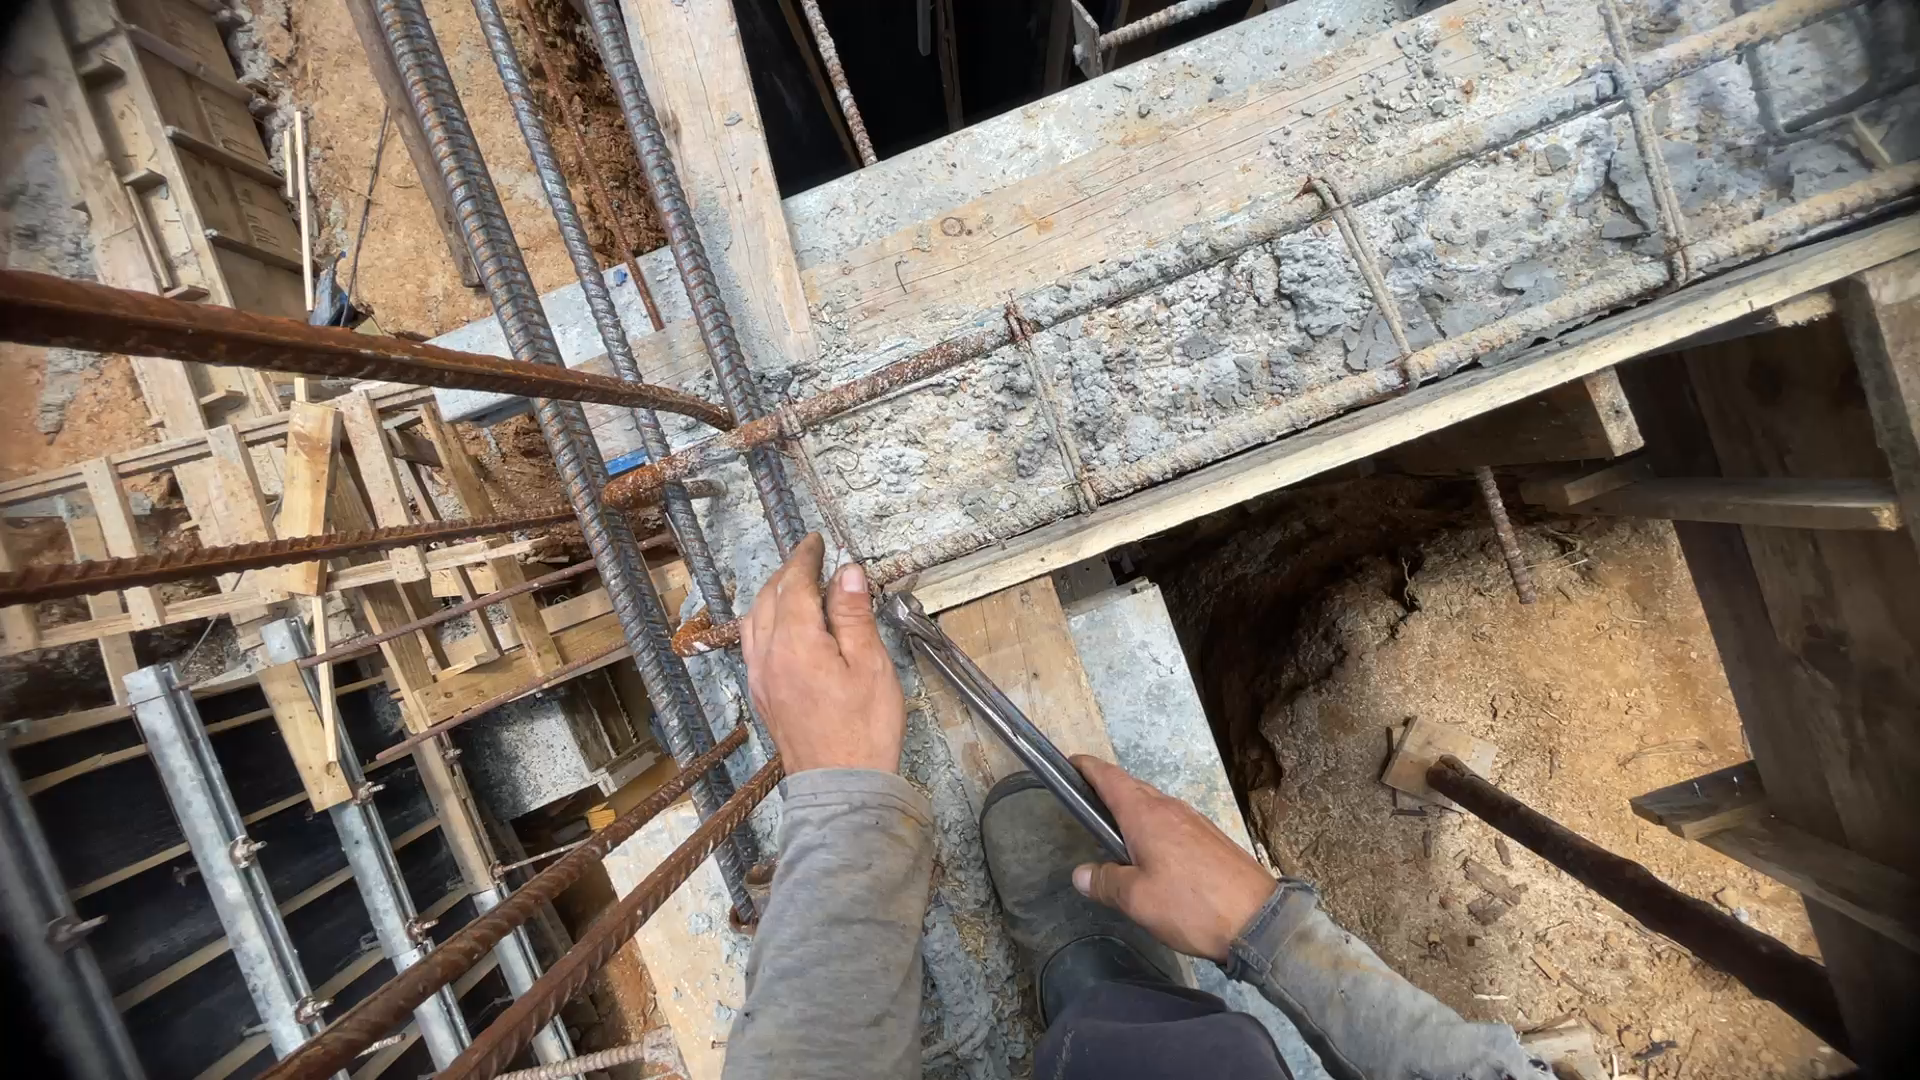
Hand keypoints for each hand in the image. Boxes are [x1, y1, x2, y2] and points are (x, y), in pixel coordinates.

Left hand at [740, 533, 905, 773]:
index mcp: (795, 642)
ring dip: (773, 593)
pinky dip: (765, 618)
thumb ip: (853, 615)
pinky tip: (784, 625)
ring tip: (797, 585)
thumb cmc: (865, 726)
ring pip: (754, 619)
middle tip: (812, 558)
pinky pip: (753, 642)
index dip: (805, 557)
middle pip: (769, 597)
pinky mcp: (761, 694)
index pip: (794, 584)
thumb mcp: (870, 665)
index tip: (816, 540)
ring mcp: (759, 677)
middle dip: (788, 571)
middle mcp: (767, 654)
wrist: (840, 787)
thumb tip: (846, 571)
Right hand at [1071, 755, 1276, 962]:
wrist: (1261, 922)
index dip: (1087, 767)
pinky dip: (1153, 823)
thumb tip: (1080, 874)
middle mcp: (1169, 808)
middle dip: (1106, 787)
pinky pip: (1171, 819)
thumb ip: (1105, 883)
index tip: (1070, 763)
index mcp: (1145, 814)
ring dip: (1131, 807)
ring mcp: (1193, 820)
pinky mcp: (1210, 836)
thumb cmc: (1192, 905)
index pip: (1109, 777)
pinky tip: (1153, 850)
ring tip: (1116, 830)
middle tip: (1086, 801)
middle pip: (1131, 786)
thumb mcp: (1138, 900)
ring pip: (1153, 803)